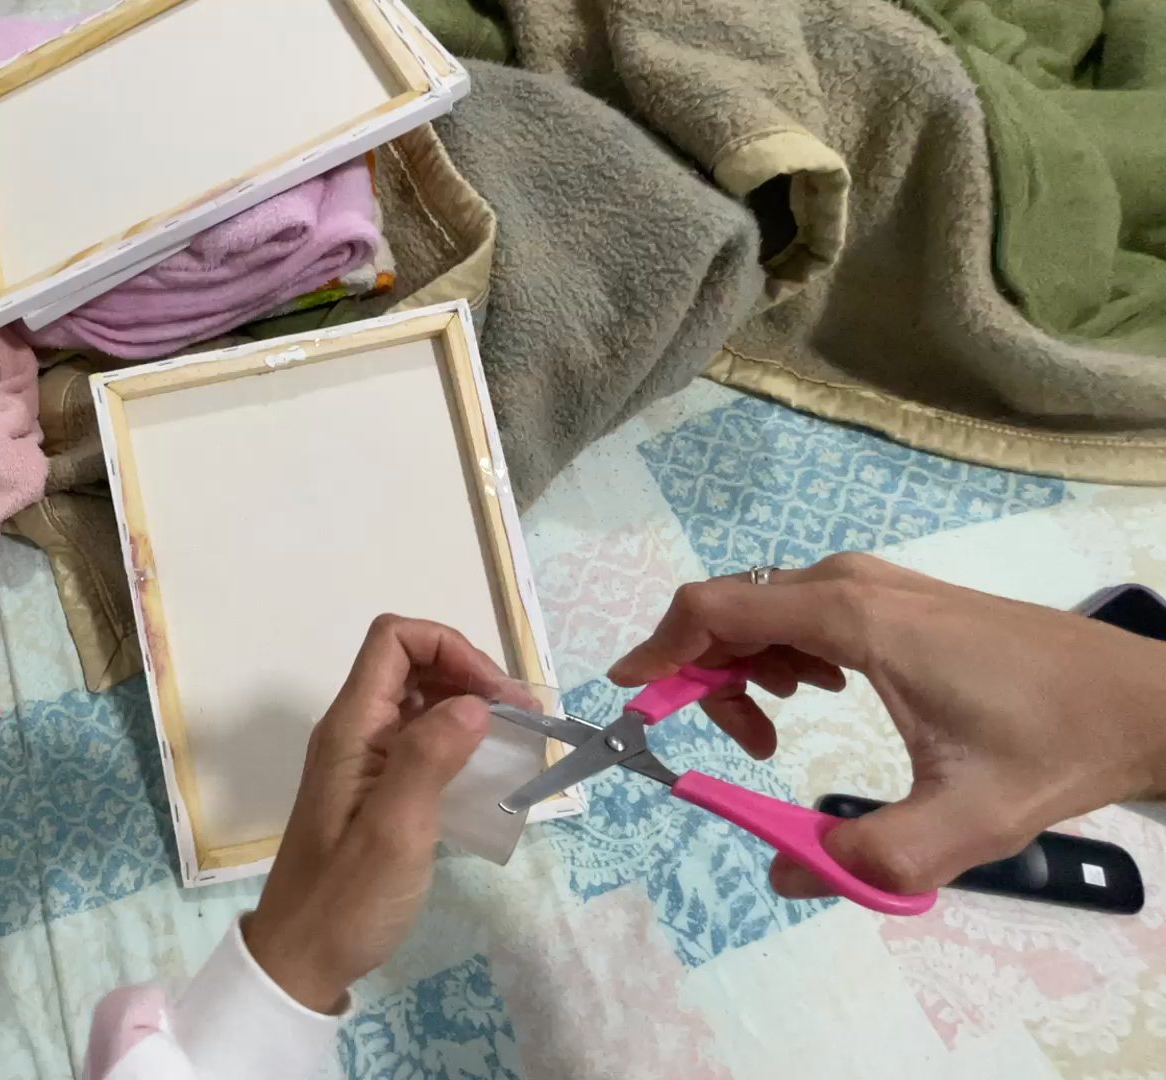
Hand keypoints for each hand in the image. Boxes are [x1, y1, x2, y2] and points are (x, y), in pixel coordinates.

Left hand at [244, 615, 500, 1012]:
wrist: (304, 951)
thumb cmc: (348, 896)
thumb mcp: (395, 829)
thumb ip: (429, 758)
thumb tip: (474, 702)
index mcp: (351, 725)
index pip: (393, 640)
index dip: (448, 647)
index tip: (496, 694)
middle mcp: (354, 727)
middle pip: (408, 660)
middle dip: (466, 671)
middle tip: (520, 715)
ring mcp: (362, 754)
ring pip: (416, 695)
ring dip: (465, 700)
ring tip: (514, 733)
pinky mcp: (374, 781)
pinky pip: (417, 734)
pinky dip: (455, 733)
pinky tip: (485, 763)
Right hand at [608, 553, 1165, 897]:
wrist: (1158, 700)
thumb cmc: (1057, 742)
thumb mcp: (973, 815)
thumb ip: (873, 851)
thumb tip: (780, 873)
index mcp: (847, 616)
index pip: (712, 611)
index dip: (659, 647)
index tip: (633, 689)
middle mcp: (841, 582)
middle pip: (724, 613)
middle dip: (706, 676)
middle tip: (745, 742)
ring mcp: (861, 581)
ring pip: (753, 611)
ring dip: (742, 669)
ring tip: (781, 725)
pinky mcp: (877, 592)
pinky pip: (787, 610)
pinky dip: (774, 652)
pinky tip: (816, 689)